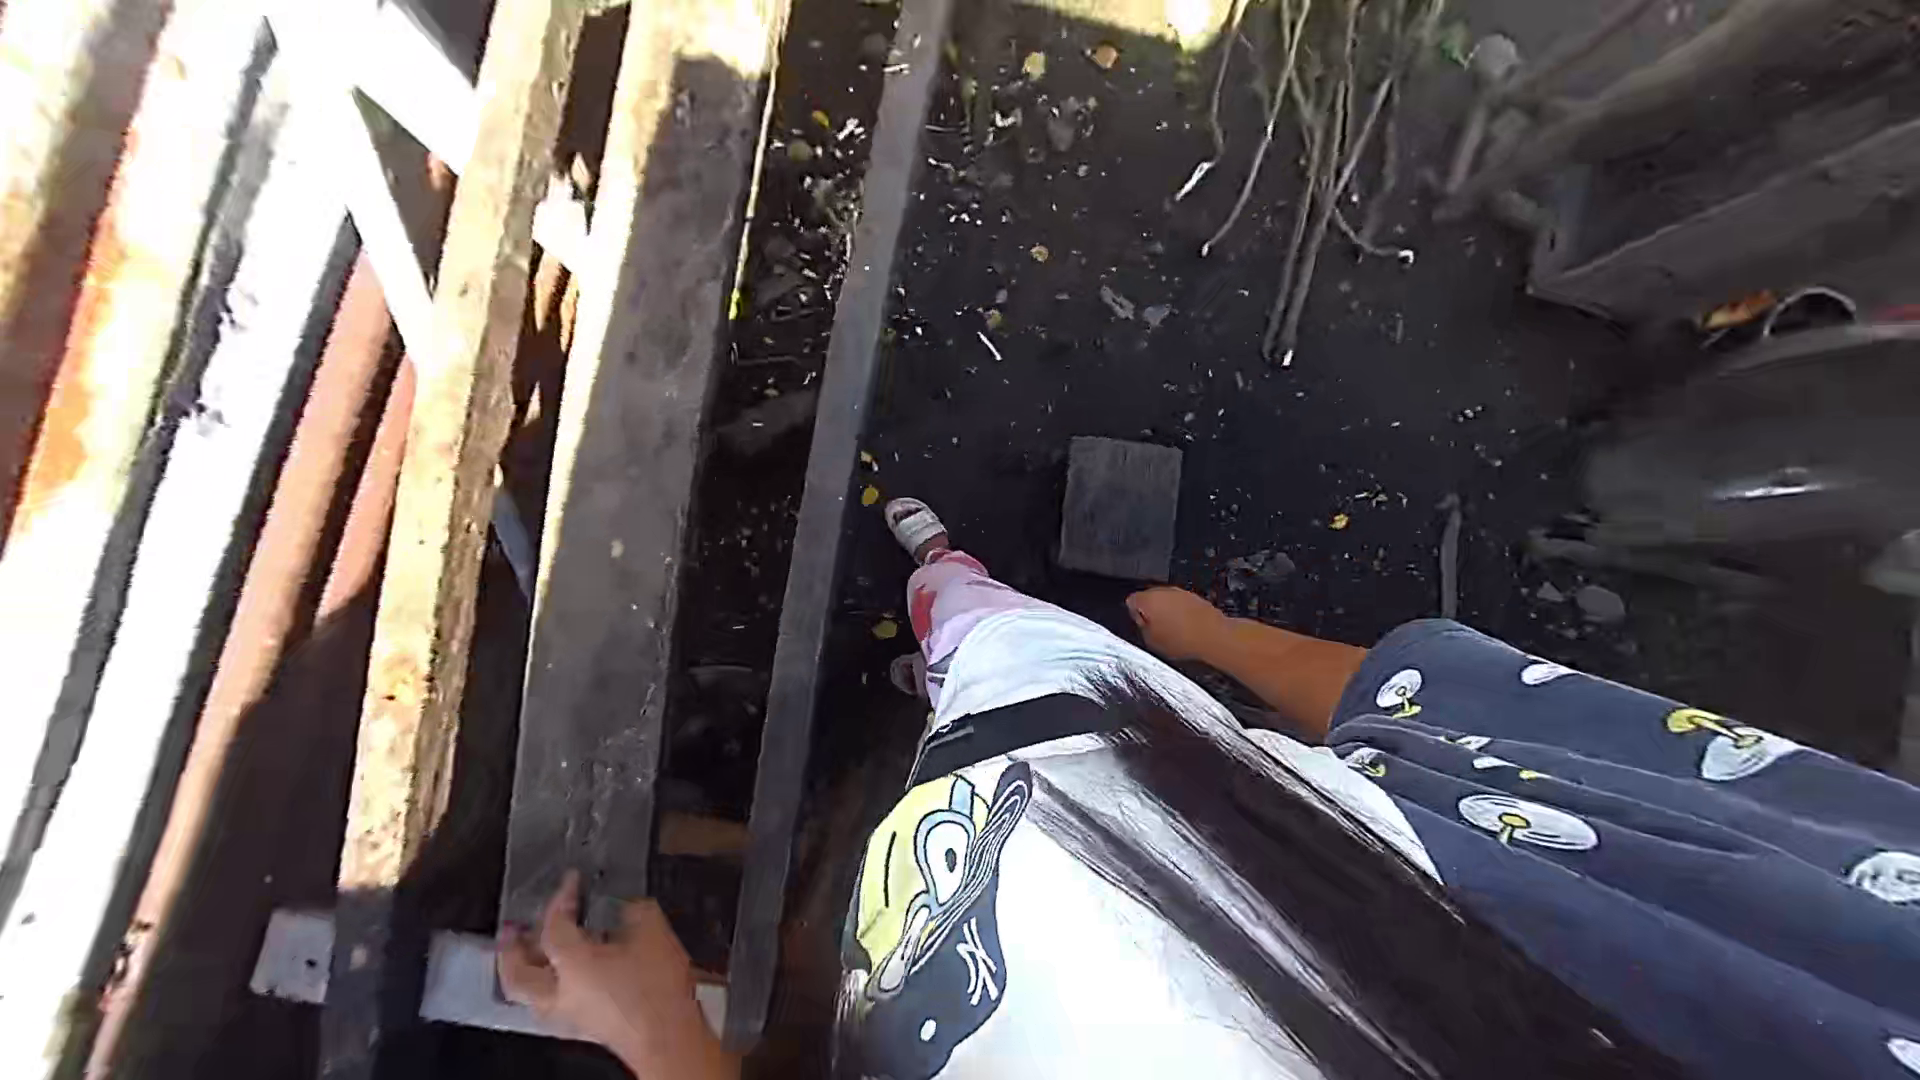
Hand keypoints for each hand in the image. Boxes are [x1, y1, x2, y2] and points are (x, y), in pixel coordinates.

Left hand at [498, 870, 728, 1075]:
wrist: (666, 1034)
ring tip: (529, 954)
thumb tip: (625, 906)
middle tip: (510, 930)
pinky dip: (544, 987)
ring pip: (527, 995)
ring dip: (523, 972)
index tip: (569, 881)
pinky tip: (563, 977)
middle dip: (509, 950)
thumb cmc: (657, 984)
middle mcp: (558, 992)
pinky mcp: (577, 1029)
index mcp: (573, 964)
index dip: (560, 899)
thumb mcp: (653, 931)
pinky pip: (546, 1005)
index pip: (554, 926)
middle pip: (517, 974)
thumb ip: (634, 911)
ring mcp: (564, 1015)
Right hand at [1126, 586, 1227, 660]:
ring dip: (1166, 611)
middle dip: (1150, 611)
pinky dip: (1181, 612)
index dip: (1134, 614)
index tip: (1141, 625)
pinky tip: (1186, 628)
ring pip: (1166, 600)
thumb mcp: (1152, 641)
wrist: (1214, 637)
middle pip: (1149, 597)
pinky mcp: (1195, 597)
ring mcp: (1180, 592)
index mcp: (1148, 600)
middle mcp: (1163, 591)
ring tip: (1173, 630)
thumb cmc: (1182, 640)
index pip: (1131, 600)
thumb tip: (1144, 624)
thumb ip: (1142, 629)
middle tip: (1156, 629)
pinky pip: (1181, 604)